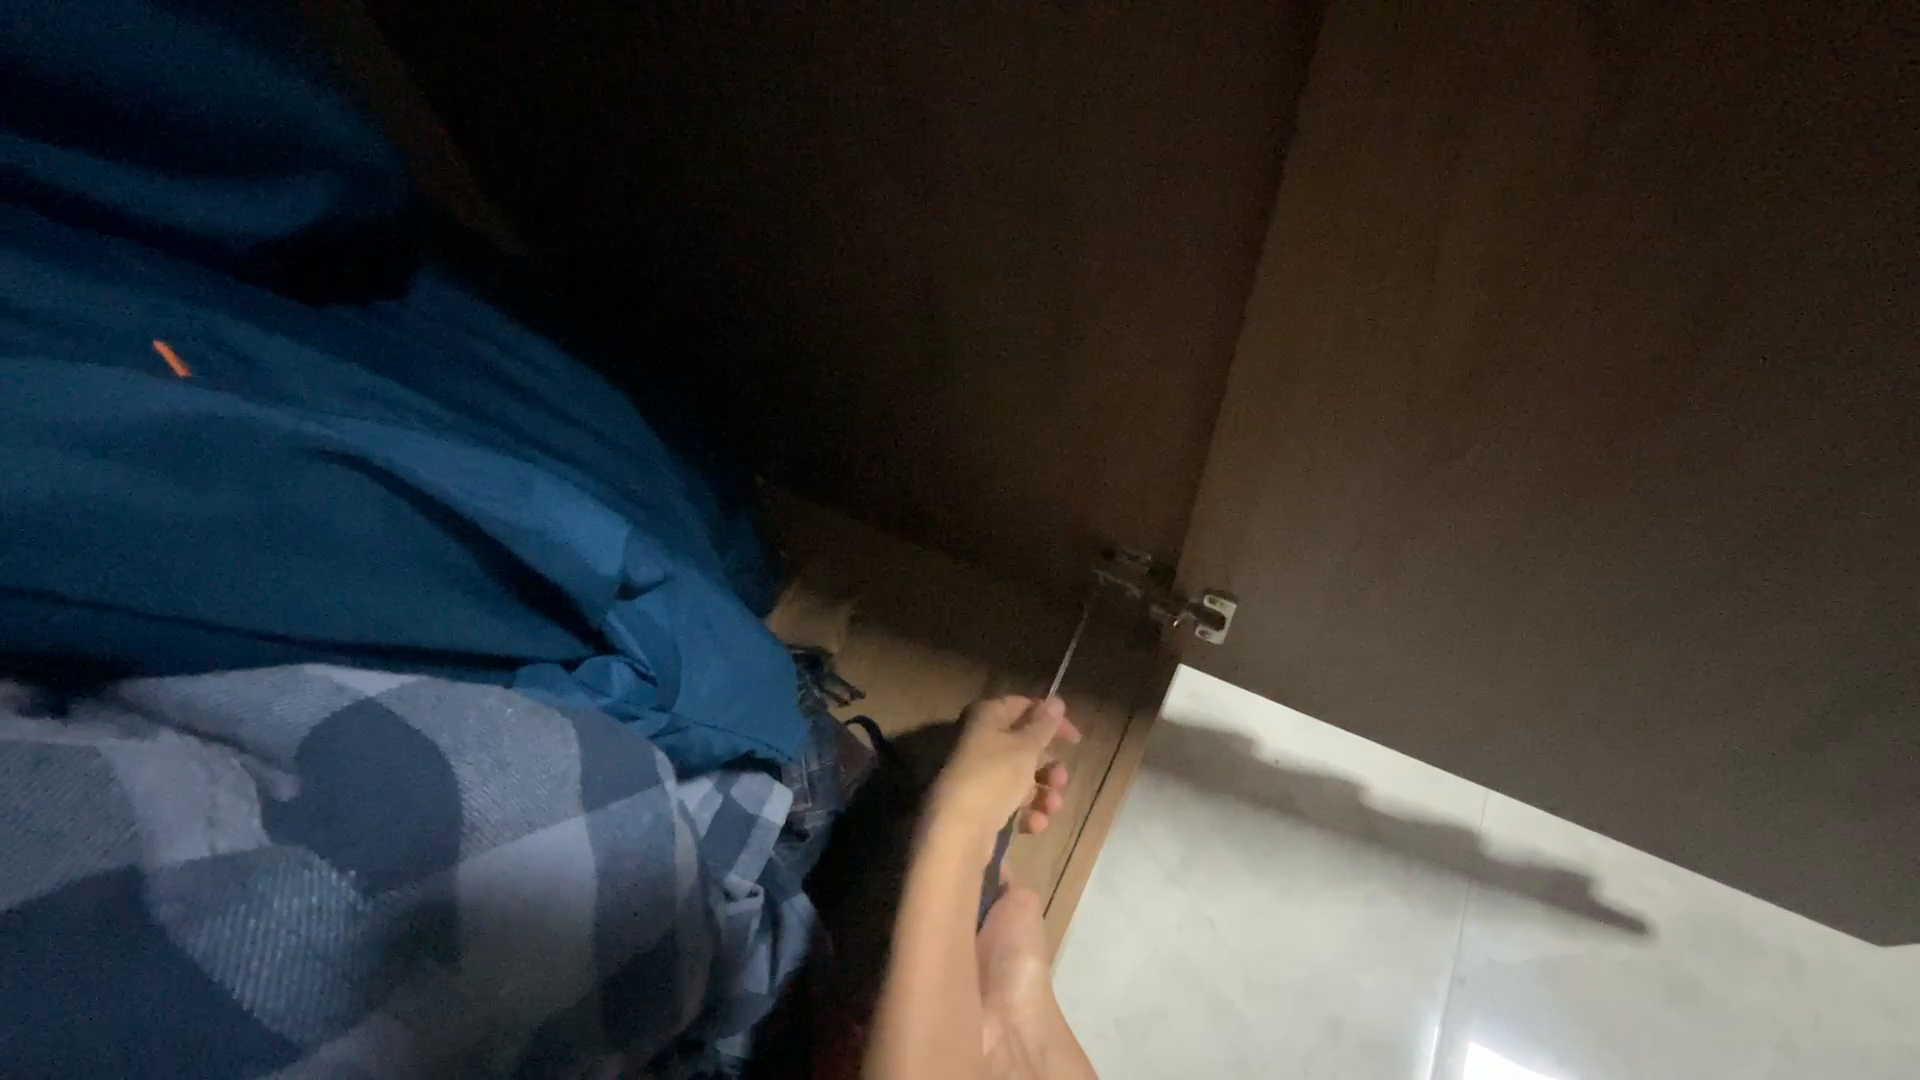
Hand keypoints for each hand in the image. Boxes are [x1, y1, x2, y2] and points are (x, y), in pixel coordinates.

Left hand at [927, 696, 1080, 845]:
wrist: (958, 830)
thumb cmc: (994, 776)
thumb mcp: (1025, 747)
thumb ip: (1044, 725)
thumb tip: (1056, 701)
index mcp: (986, 717)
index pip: (1022, 706)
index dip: (1050, 719)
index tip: (1075, 739)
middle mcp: (980, 742)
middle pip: (1023, 746)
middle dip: (1048, 765)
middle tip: (1062, 779)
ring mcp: (979, 775)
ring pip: (1020, 778)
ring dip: (1042, 792)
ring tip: (1052, 805)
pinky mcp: (980, 806)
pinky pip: (1010, 803)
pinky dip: (1026, 812)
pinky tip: (1036, 823)